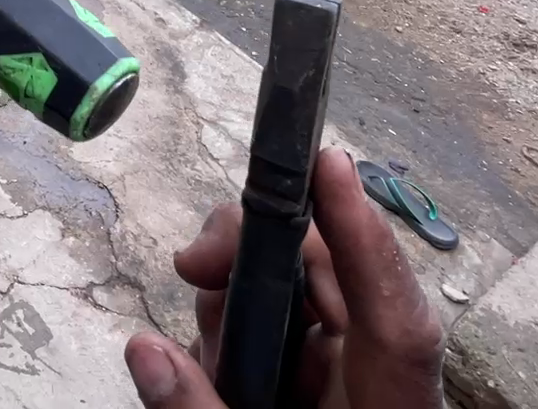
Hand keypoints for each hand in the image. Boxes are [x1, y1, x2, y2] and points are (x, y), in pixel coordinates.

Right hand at [124, 149, 443, 408]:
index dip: (365, 238)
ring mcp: (344, 365)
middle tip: (191, 266)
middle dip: (253, 247)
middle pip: (327, 271)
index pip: (394, 321)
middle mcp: (372, 375)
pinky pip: (275, 306)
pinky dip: (233, 307)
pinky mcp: (315, 362)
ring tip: (201, 326)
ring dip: (234, 283)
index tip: (328, 162)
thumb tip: (143, 347)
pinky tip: (214, 343)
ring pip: (293, 277)